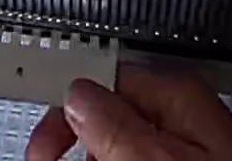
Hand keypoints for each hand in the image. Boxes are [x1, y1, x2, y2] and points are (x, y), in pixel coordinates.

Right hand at [26, 67, 231, 160]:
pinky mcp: (189, 159)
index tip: (42, 148)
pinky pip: (142, 153)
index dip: (68, 111)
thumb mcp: (161, 158)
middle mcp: (181, 115)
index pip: (108, 80)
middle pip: (110, 117)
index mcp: (177, 96)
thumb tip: (80, 92)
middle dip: (79, 143)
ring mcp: (185, 145)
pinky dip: (119, 160)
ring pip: (122, 144)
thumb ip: (119, 123)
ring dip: (97, 156)